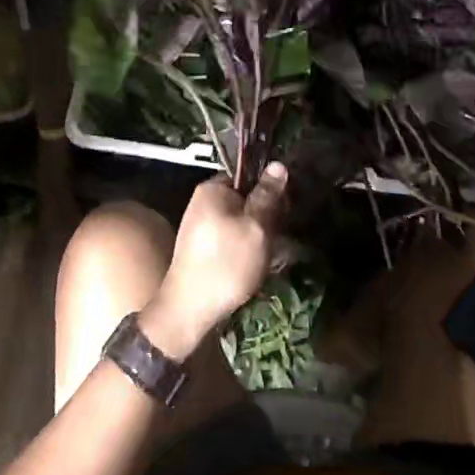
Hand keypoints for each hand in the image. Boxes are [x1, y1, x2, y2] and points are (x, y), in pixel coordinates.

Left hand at [143, 164, 287, 357]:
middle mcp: (202, 202)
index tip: (284, 212)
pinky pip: (230, 239)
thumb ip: (267, 196)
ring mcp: (200, 226)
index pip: (249, 176)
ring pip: (241, 222)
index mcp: (212, 189)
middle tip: (277, 239)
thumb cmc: (227, 264)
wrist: (190, 310)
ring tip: (268, 257)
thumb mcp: (256, 228)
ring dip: (258, 237)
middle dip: (265, 218)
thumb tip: (278, 164)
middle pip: (245, 200)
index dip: (270, 191)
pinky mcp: (201, 248)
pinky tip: (253, 267)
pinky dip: (244, 249)